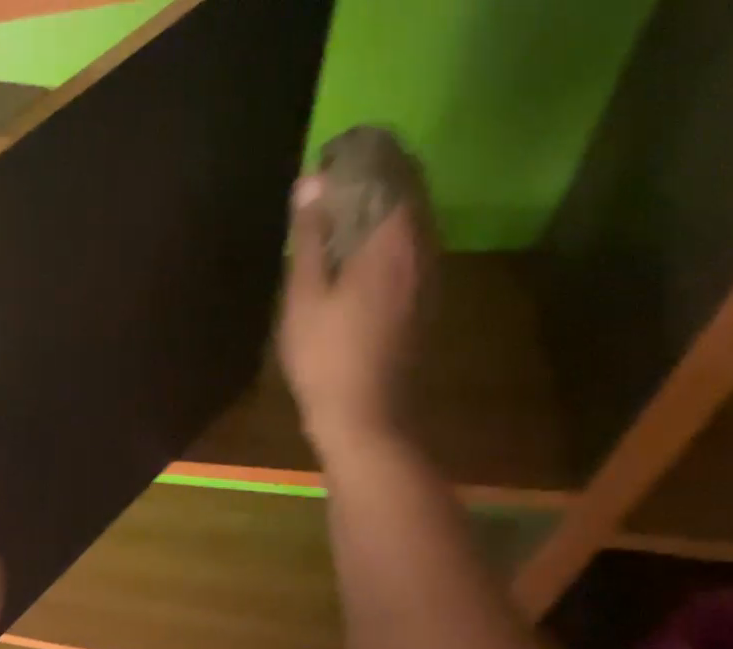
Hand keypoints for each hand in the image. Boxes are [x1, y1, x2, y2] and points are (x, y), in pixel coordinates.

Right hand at [277, 175, 428, 452]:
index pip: (390, 170)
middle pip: (408, 186)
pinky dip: (386, 225)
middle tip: (331, 172)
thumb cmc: (325, 356)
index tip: (329, 151)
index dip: (363, 152)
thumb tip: (311, 182)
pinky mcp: (424, 291)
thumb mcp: (305, 295)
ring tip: (340, 200)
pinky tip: (357, 241)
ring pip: (412, 213)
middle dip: (375, 169)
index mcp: (392, 240)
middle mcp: (422, 244)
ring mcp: (428, 269)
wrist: (367, 413)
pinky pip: (410, 239)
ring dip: (382, 197)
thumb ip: (311, 236)